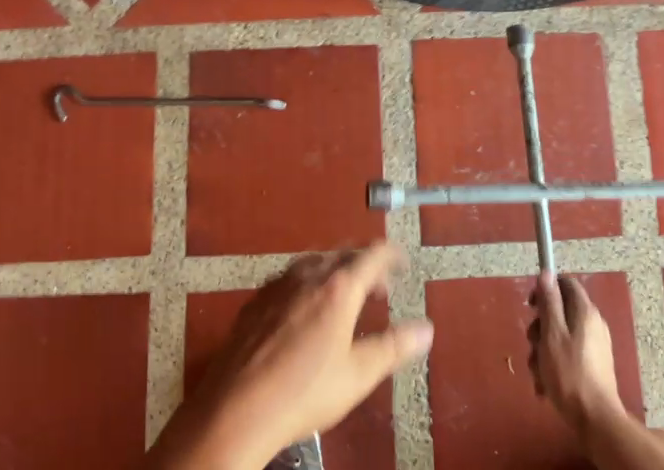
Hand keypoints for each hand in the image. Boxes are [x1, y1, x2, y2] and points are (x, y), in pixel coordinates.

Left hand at [149, 241, 434, 469]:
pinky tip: (305, 309)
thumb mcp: (358, 375)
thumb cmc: (304, 391)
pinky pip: (289, 279)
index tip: (403, 262)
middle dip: (365, 265)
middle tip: (379, 287)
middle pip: (342, 255)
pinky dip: (307, 283)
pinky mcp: (255, 302)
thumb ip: (394, 347)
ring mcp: (277, 287)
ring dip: (335, 271)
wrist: (237, 408)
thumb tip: (426, 329)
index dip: (391, 254)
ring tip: (345, 295)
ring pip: (313, 263)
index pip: (371, 256)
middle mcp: (307, 277)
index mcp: (338, 289)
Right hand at [528, 273, 627, 435]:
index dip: (546, 289)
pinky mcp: (593, 364)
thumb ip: (549, 303)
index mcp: (585, 312)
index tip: (531, 306)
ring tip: (538, 372)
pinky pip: (568, 354)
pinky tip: (545, 384)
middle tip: (532, 344)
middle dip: (540, 328)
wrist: (594, 418)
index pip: (565, 284)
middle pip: (560, 312)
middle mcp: (593, 323)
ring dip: (543, 351)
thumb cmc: (569, 374)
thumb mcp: (552, 335)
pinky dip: (554, 364)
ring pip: (560, 335)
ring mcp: (595, 345)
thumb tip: (546, 273)